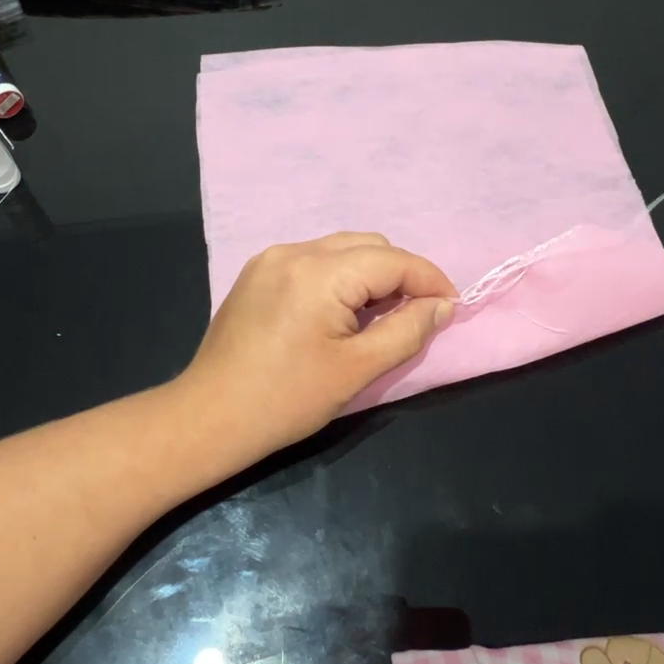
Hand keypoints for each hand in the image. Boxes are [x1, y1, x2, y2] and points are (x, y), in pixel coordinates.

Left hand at [177, 233, 457, 450]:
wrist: (210, 417)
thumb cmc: (287, 399)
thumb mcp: (357, 369)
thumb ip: (406, 331)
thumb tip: (442, 306)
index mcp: (319, 272)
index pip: (393, 260)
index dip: (430, 280)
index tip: (453, 307)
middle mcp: (294, 252)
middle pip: (368, 246)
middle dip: (401, 274)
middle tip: (417, 315)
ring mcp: (270, 259)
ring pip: (340, 249)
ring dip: (370, 275)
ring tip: (381, 316)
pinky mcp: (256, 274)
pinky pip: (313, 261)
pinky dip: (340, 278)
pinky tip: (342, 312)